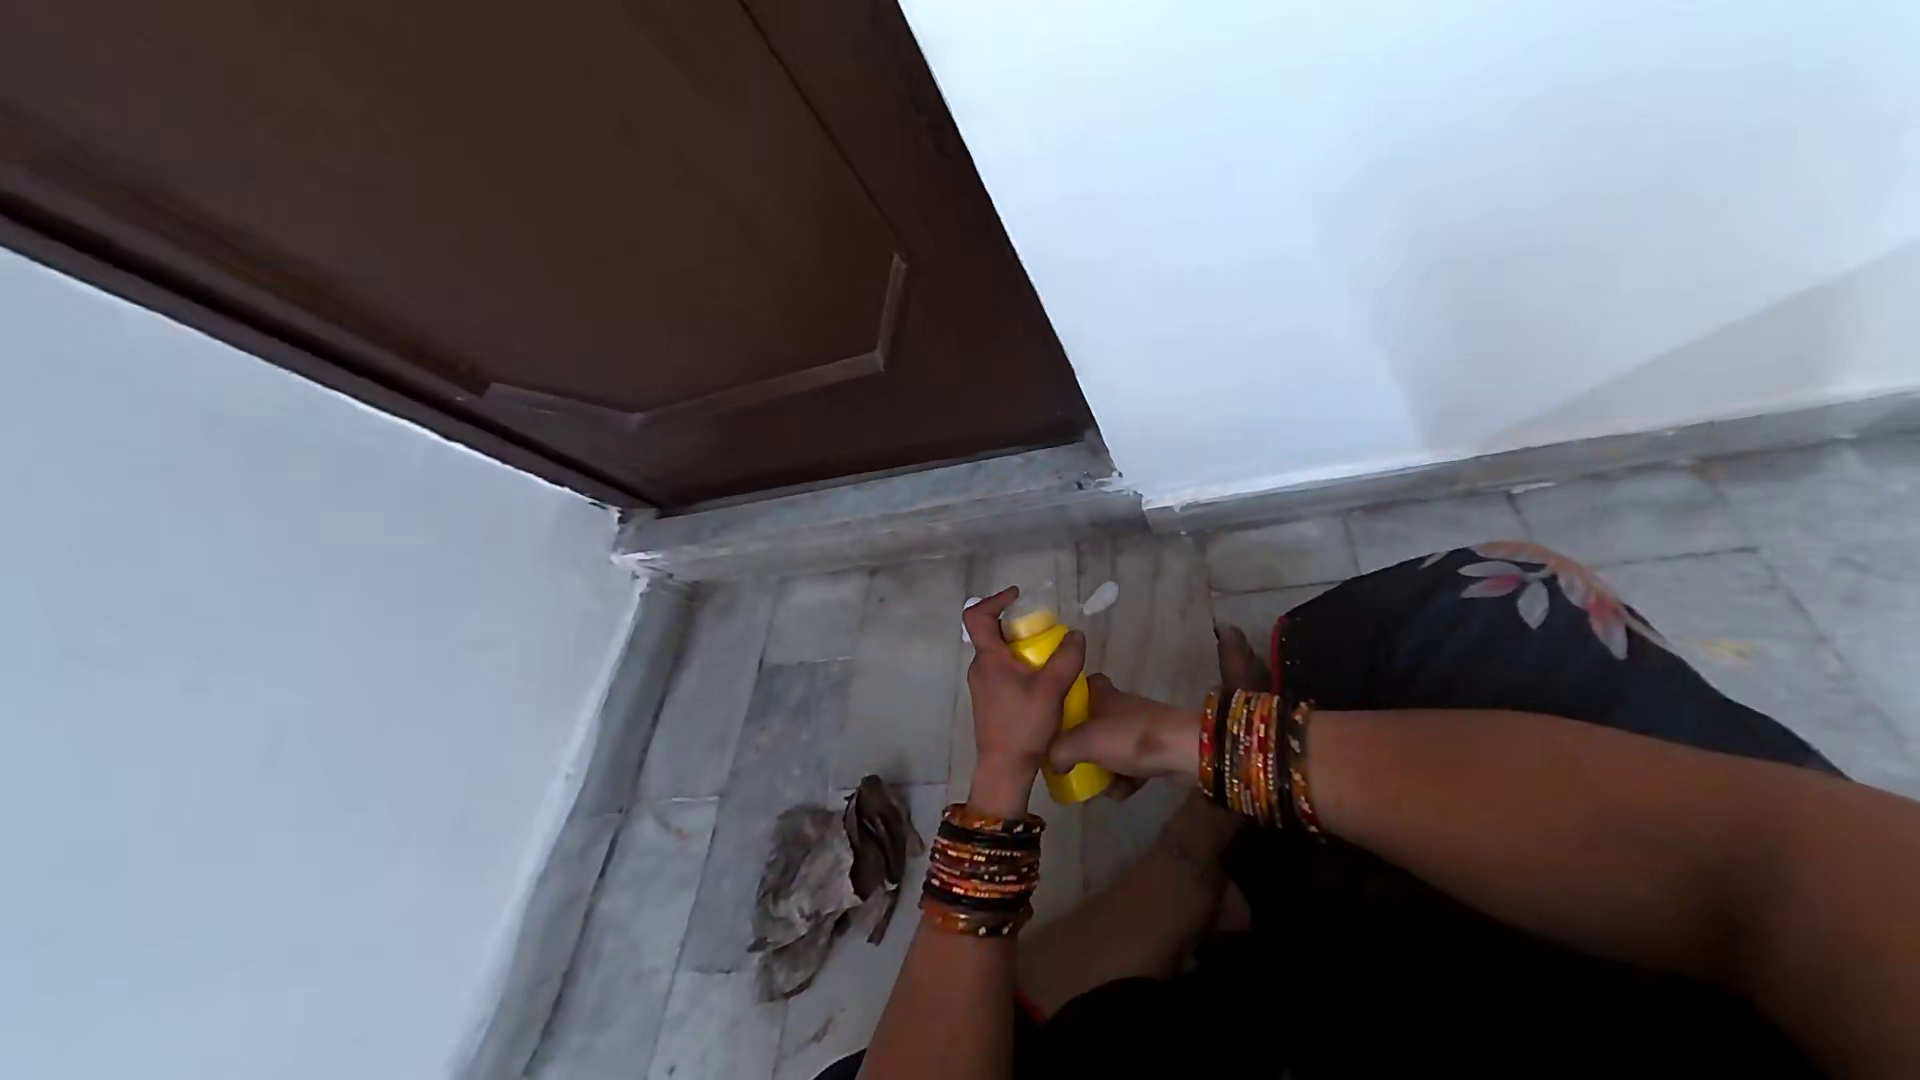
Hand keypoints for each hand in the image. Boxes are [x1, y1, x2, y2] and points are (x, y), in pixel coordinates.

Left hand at [961, 587, 1085, 816]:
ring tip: (1048, 654)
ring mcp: (982, 686)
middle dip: (1016, 625)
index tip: (1018, 596)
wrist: (1005, 768)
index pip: (977, 616)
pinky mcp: (989, 701)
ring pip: (998, 655)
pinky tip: (1042, 681)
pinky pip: (1002, 672)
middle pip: (991, 634)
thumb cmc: (1024, 724)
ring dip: (1020, 648)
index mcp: (988, 658)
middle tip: (1043, 627)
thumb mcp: (1052, 688)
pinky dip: (1019, 666)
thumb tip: (1075, 634)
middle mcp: (979, 668)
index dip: (995, 600)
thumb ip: (1066, 657)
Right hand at [1046, 675, 1197, 781]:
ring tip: (1100, 787)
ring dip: (1104, 769)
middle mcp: (1120, 708)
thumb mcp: (1084, 742)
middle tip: (1072, 765)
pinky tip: (1122, 792)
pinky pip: (1131, 765)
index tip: (1056, 719)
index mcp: (1102, 695)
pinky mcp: (1155, 749)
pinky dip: (1125, 779)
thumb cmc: (1130, 736)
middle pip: (1093, 723)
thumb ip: (1059, 752)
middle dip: (1083, 747)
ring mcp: (1139, 729)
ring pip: (1111, 748)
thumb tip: (1050, 763)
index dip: (1070, 698)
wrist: (1184, 750)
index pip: (1083, 685)